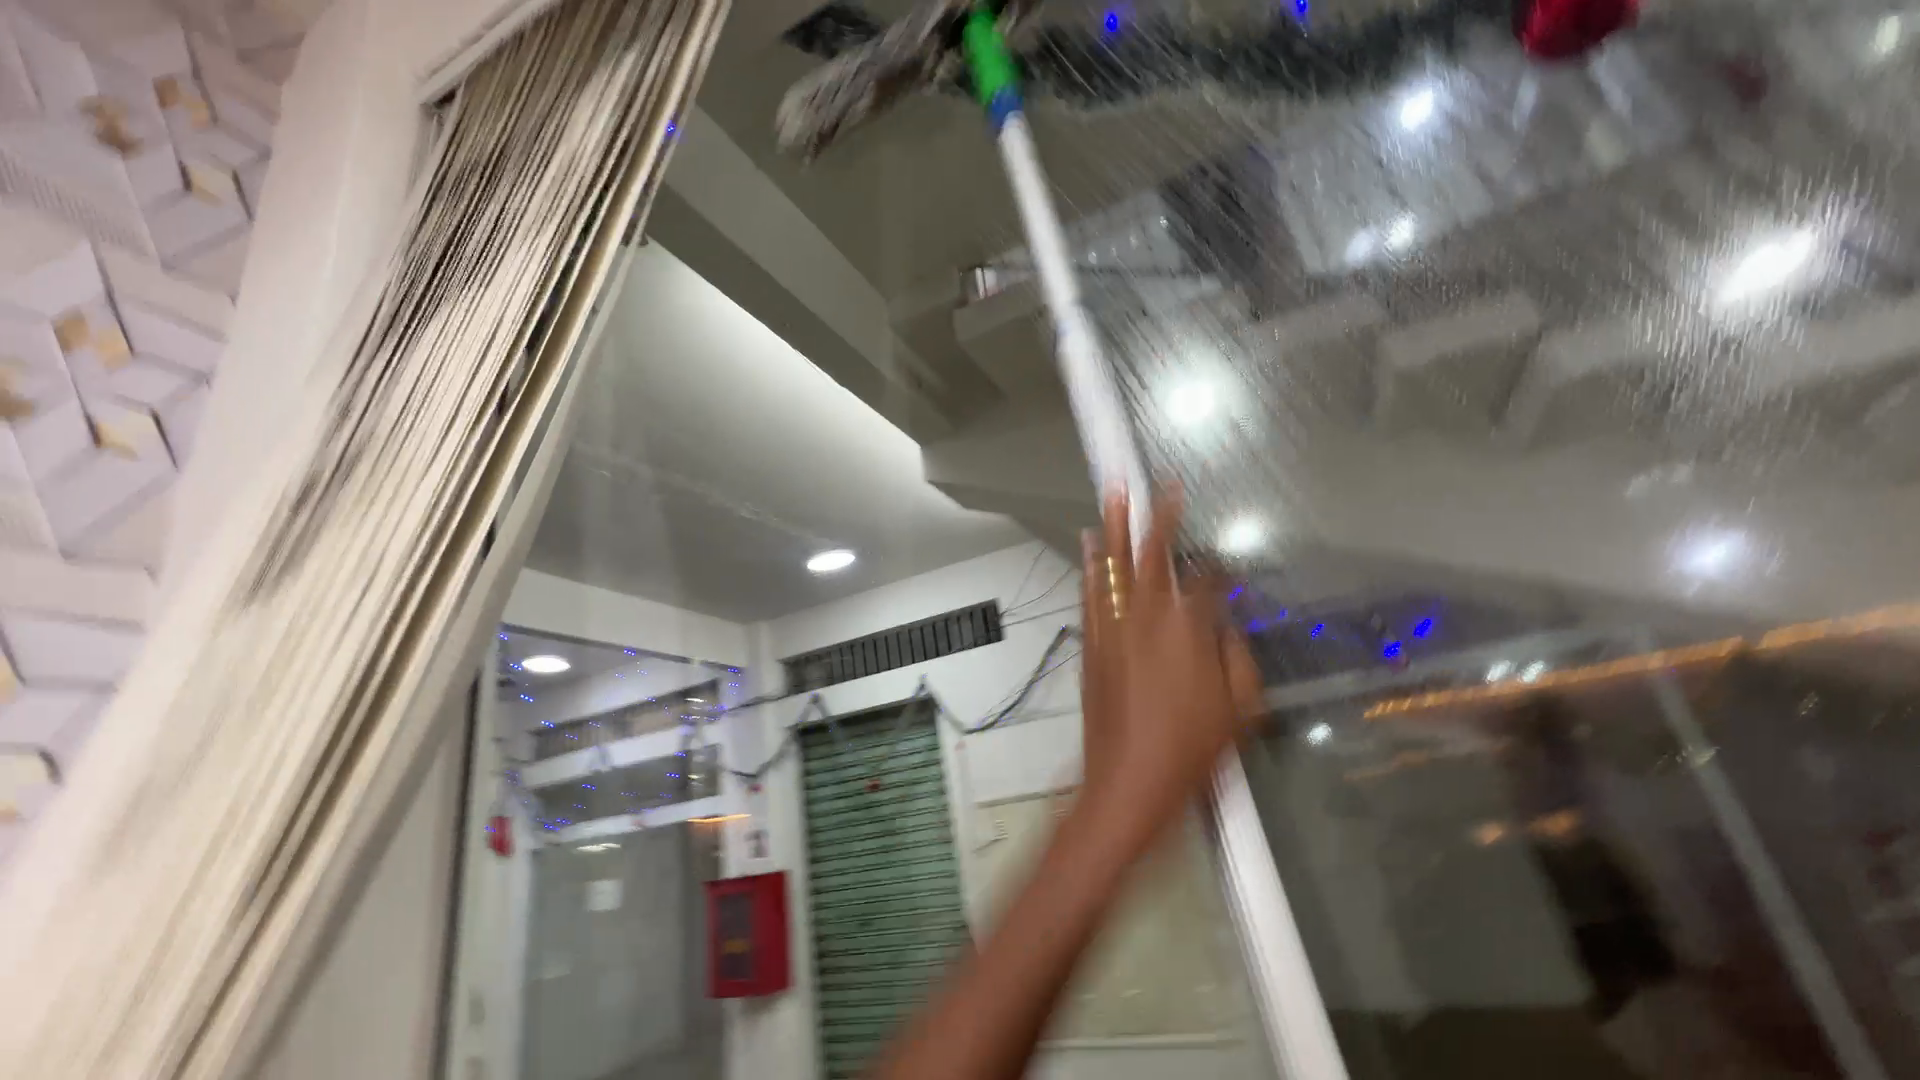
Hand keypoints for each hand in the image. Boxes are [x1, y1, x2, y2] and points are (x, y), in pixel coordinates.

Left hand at [1078, 488, 1263, 829]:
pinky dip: (1091, 566)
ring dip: (1115, 528)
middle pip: (1151, 556)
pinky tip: (1089, 545)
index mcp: (1189, 629)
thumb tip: (1225, 624)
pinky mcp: (1090, 644)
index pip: (1204, 580)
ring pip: (1113, 566)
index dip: (1214, 564)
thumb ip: (1236, 655)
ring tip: (1114, 494)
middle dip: (1156, 517)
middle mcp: (1146, 618)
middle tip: (1155, 484)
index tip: (1218, 555)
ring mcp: (1112, 628)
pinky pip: (1090, 593)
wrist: (1128, 781)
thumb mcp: (1240, 708)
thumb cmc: (1191, 749)